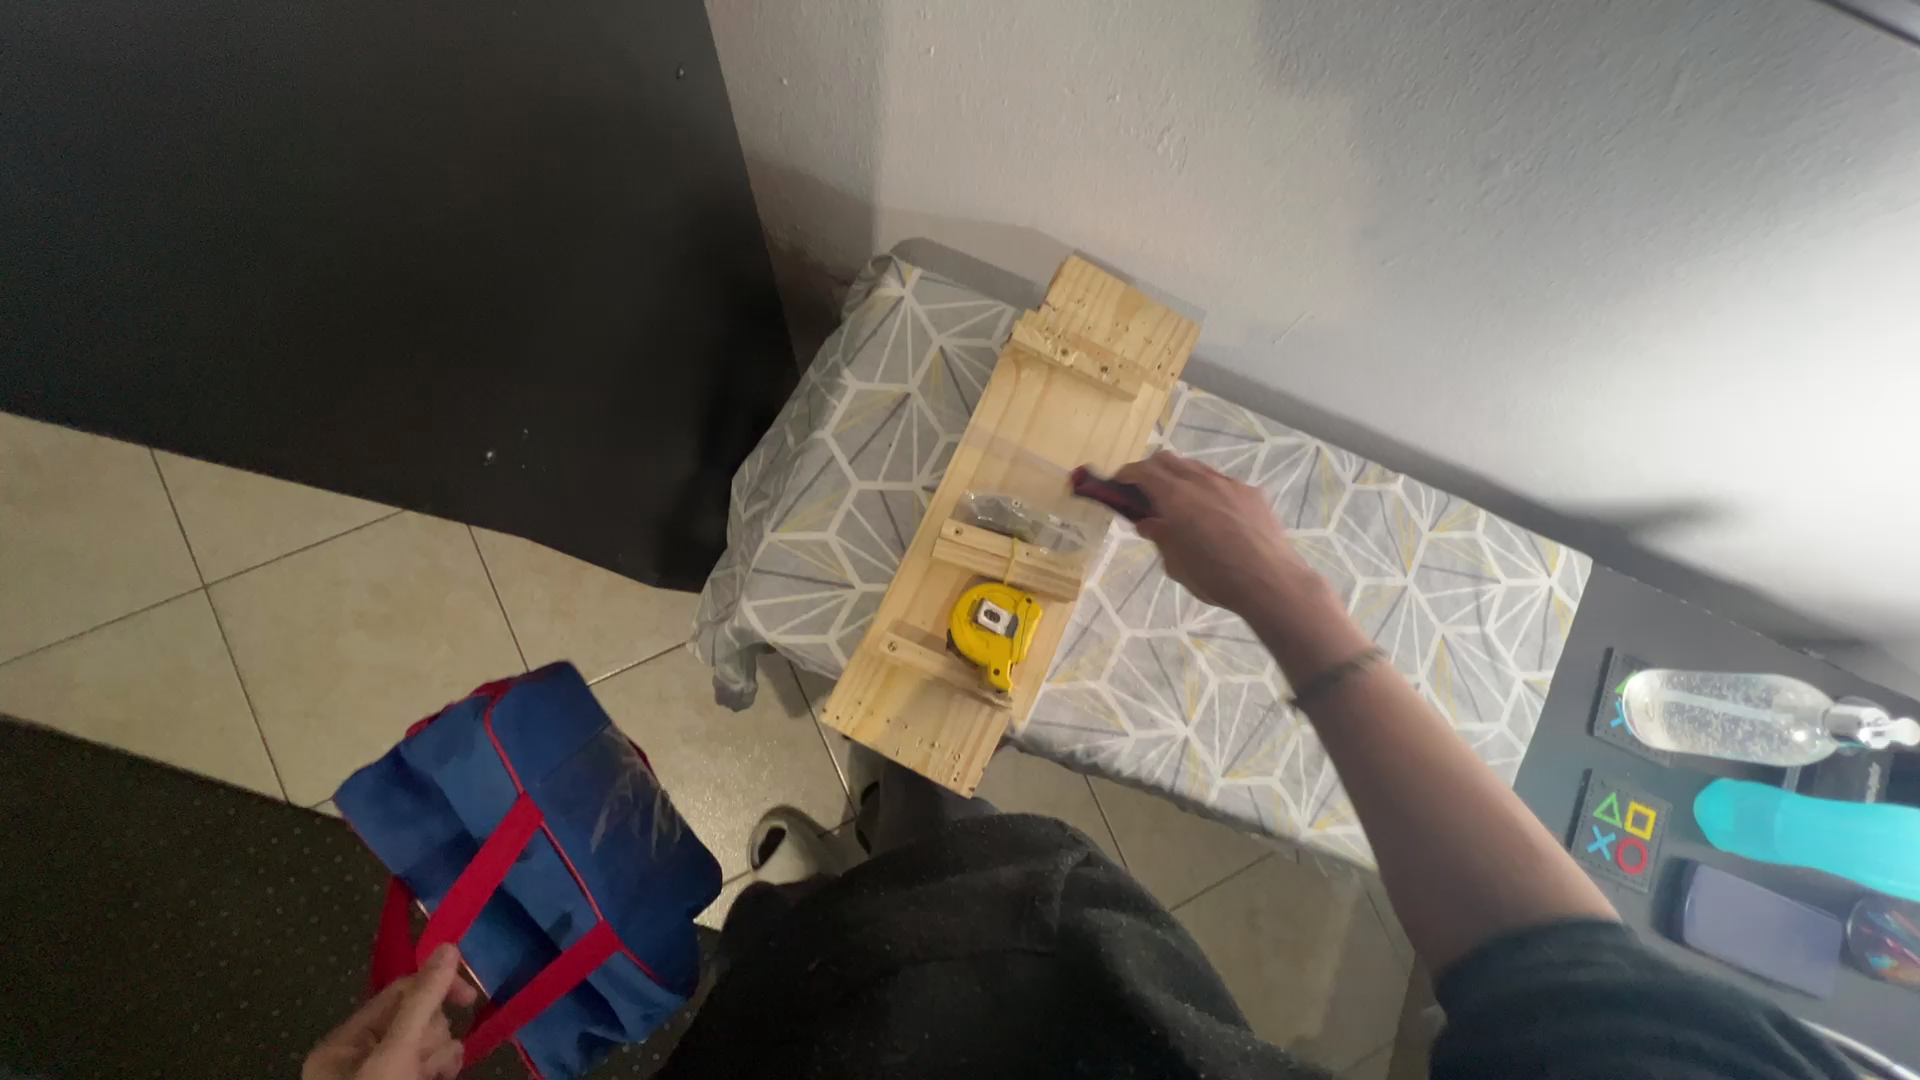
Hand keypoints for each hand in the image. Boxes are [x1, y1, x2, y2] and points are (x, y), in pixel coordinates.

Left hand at [304, 944, 478, 1079]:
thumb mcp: (397, 1055)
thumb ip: (423, 1000)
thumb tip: (449, 944)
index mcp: (343, 1043)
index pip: (401, 992)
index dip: (437, 988)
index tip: (471, 997)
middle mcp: (360, 1056)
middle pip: (418, 1016)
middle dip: (435, 1035)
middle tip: (428, 1061)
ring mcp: (382, 1076)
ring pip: (430, 1040)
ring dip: (441, 1055)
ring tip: (436, 1077)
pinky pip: (433, 1062)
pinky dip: (443, 1068)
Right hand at [1113, 451, 1369, 676]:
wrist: (1270, 582)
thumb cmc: (1215, 578)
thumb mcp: (1175, 563)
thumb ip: (1159, 536)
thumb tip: (1148, 522)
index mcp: (1176, 497)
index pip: (1143, 471)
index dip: (1126, 474)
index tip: (1117, 483)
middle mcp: (1201, 481)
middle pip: (1168, 459)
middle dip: (1150, 469)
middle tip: (1143, 490)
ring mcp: (1229, 484)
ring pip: (1196, 467)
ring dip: (1179, 476)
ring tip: (1177, 501)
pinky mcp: (1251, 493)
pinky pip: (1220, 481)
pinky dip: (1205, 488)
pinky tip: (1211, 513)